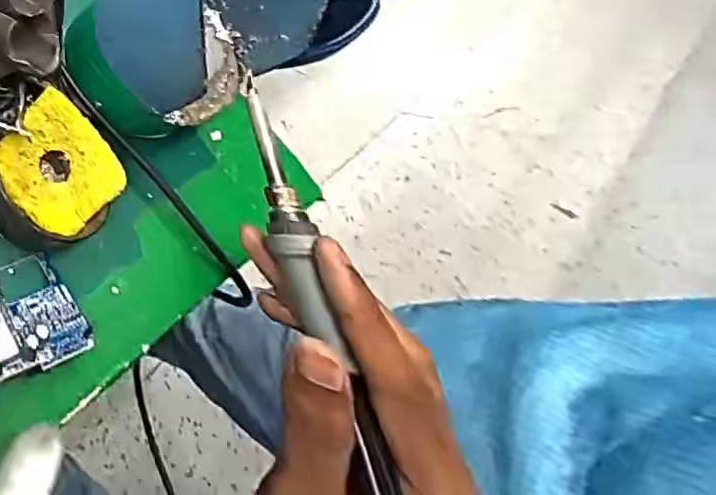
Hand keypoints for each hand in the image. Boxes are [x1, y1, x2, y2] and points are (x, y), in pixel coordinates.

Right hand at [243, 227, 477, 494]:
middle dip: (335, 294)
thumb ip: (316, 431)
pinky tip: (293, 312)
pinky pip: (366, 372)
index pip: (400, 380)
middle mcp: (439, 462)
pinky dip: (326, 333)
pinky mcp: (393, 440)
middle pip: (396, 362)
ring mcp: (419, 451)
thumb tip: (313, 349)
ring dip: (323, 306)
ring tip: (276, 263)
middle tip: (289, 244)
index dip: (358, 310)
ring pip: (380, 359)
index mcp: (434, 483)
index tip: (324, 253)